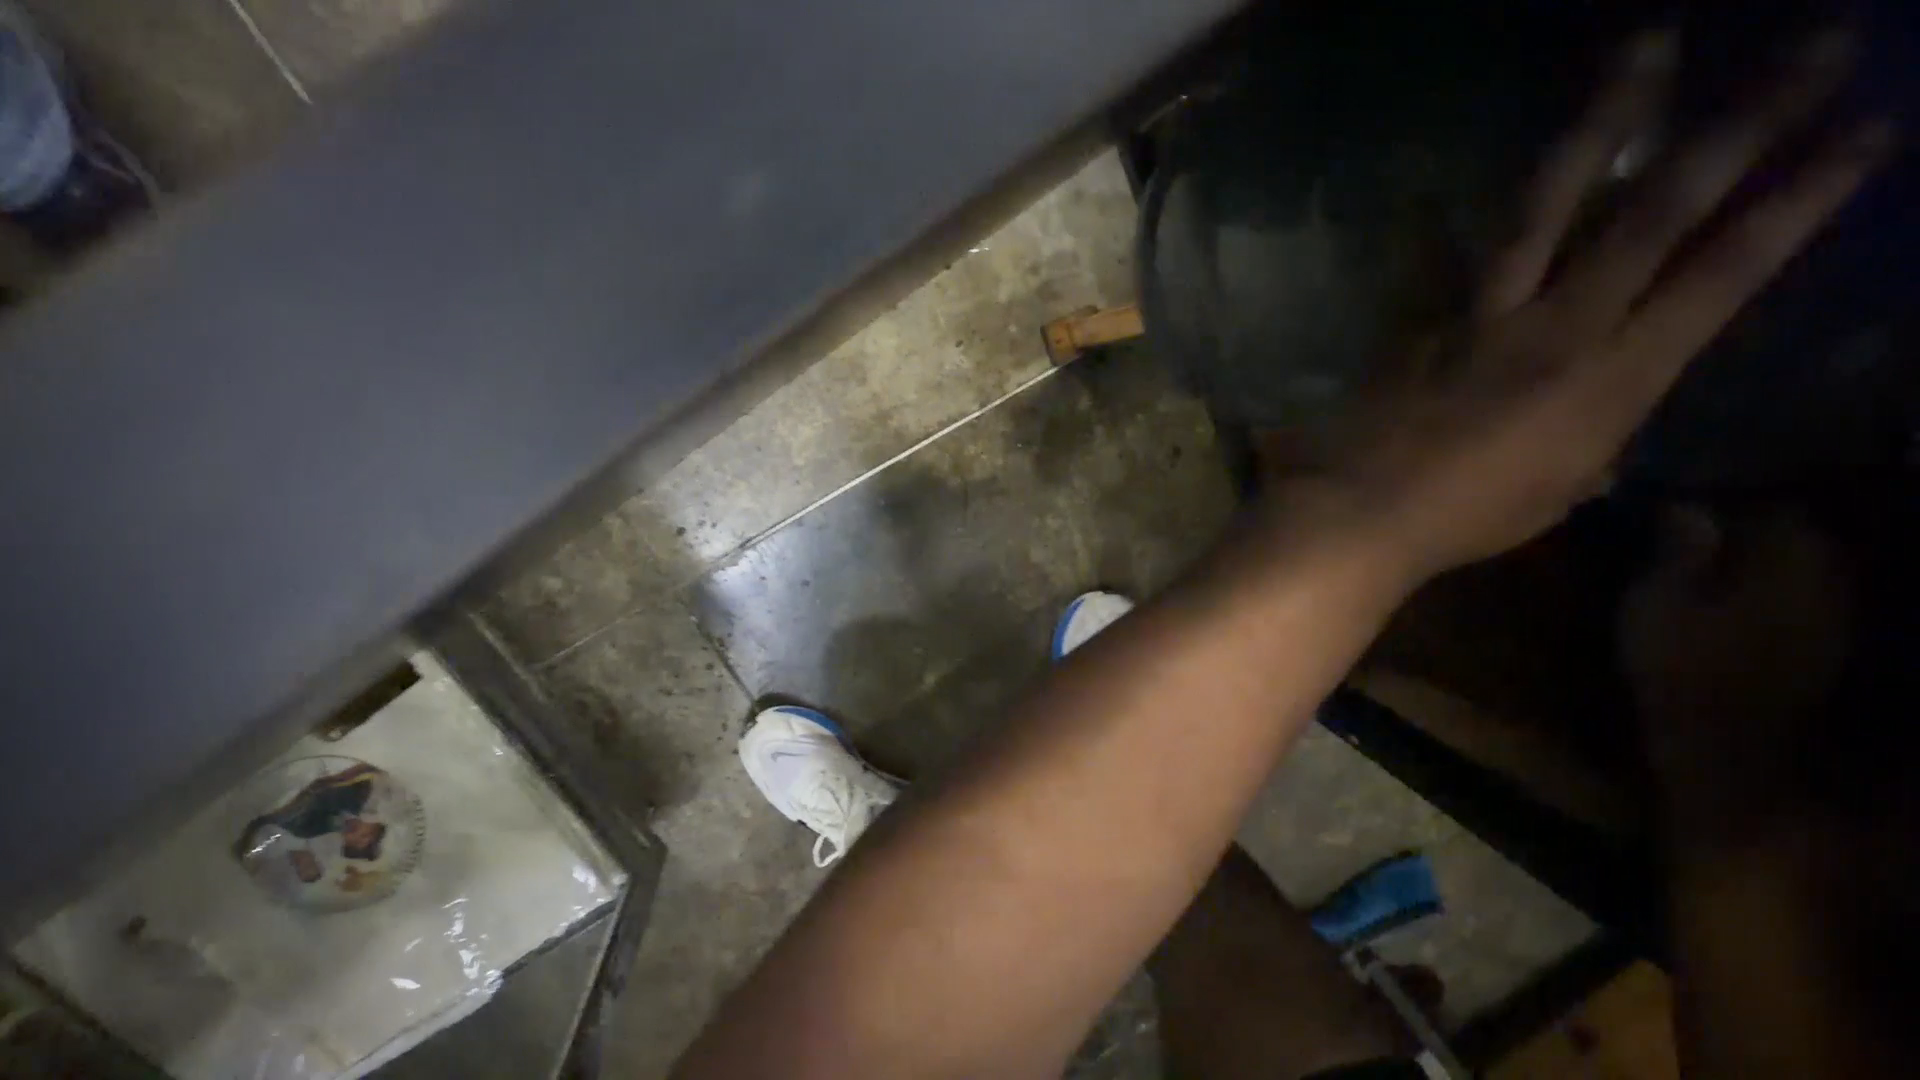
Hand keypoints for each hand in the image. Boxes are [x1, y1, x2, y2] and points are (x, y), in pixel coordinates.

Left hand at [1272, 30, 1889, 580]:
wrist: (1364, 511)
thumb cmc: (1469, 518)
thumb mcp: (1557, 490)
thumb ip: (1592, 439)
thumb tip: (1599, 425)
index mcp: (1616, 378)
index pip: (1726, 272)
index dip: (1800, 199)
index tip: (1868, 128)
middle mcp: (1560, 326)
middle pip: (1656, 212)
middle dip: (1742, 125)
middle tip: (1813, 44)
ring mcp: (1484, 311)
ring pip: (1550, 204)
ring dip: (1604, 122)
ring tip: (1648, 45)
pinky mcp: (1426, 314)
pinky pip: (1454, 254)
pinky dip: (1462, 215)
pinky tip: (1464, 178)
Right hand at [1619, 506, 1850, 825]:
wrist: (1730, 751)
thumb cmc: (1683, 668)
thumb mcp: (1658, 600)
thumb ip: (1680, 549)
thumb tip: (1689, 503)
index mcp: (1787, 556)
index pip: (1768, 506)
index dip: (1725, 501)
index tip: (1683, 505)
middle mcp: (1829, 577)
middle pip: (1796, 534)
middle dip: (1751, 529)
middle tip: (1697, 533)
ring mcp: (1836, 616)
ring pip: (1805, 569)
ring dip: (1765, 564)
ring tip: (1717, 569)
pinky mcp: (1828, 650)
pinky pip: (1804, 603)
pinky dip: (1774, 597)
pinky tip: (1739, 607)